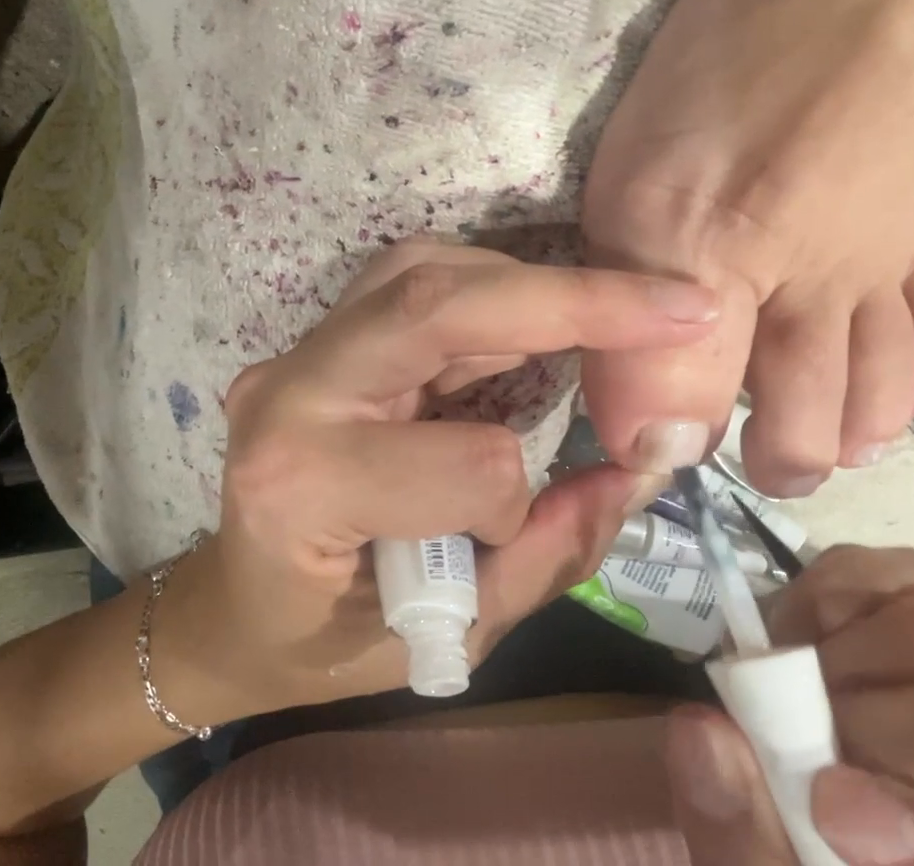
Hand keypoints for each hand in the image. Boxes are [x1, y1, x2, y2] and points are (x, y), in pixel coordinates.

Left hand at [162, 240, 720, 719]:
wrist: (233, 607)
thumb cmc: (324, 641)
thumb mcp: (442, 638)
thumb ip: (544, 557)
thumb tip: (635, 470)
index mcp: (307, 487)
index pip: (468, 460)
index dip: (517, 495)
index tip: (506, 530)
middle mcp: (289, 396)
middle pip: (433, 302)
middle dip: (572, 297)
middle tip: (680, 304)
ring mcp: (291, 358)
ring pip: (421, 271)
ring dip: (527, 285)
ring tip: (605, 315)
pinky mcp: (309, 343)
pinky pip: (405, 283)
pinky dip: (487, 290)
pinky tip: (533, 318)